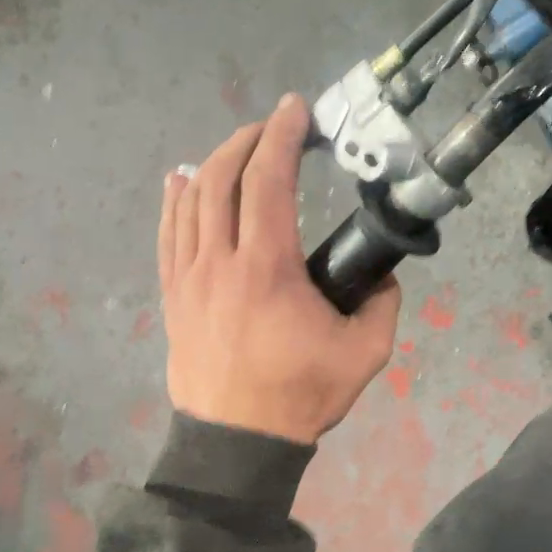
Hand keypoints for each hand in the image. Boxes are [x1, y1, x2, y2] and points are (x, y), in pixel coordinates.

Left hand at [159, 94, 400, 443]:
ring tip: (239, 148)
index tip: (296, 110)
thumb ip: (383, 304)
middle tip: (275, 126)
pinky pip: (167, 233)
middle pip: (222, 180)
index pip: (268, 183)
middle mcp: (219, 261)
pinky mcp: (173, 295)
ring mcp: (188, 277)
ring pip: (190, 201)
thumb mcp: (366, 352)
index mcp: (267, 268)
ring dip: (215, 164)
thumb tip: (382, 276)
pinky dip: (175, 199)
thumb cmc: (302, 393)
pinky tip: (181, 180)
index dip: (282, 138)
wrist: (239, 440)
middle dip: (248, 141)